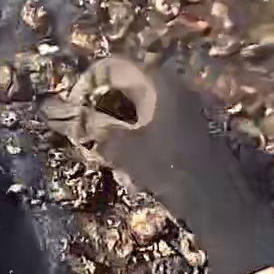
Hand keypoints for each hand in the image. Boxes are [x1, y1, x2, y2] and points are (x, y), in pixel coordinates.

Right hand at [41, 58, 273, 273]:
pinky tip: (131, 151)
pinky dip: (137, 125)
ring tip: (103, 141)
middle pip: (127, 81)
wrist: (223, 206)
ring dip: (117, 114)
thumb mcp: (119, 146)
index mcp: (156, 83)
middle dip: (99, 100)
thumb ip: (85, 123)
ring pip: (142, 99)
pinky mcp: (198, 126)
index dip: (83, 85)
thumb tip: (50, 108)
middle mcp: (176, 86)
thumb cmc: (168, 169)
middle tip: (83, 125)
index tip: (70, 110)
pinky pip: (158, 114)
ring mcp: (190, 106)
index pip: (110, 67)